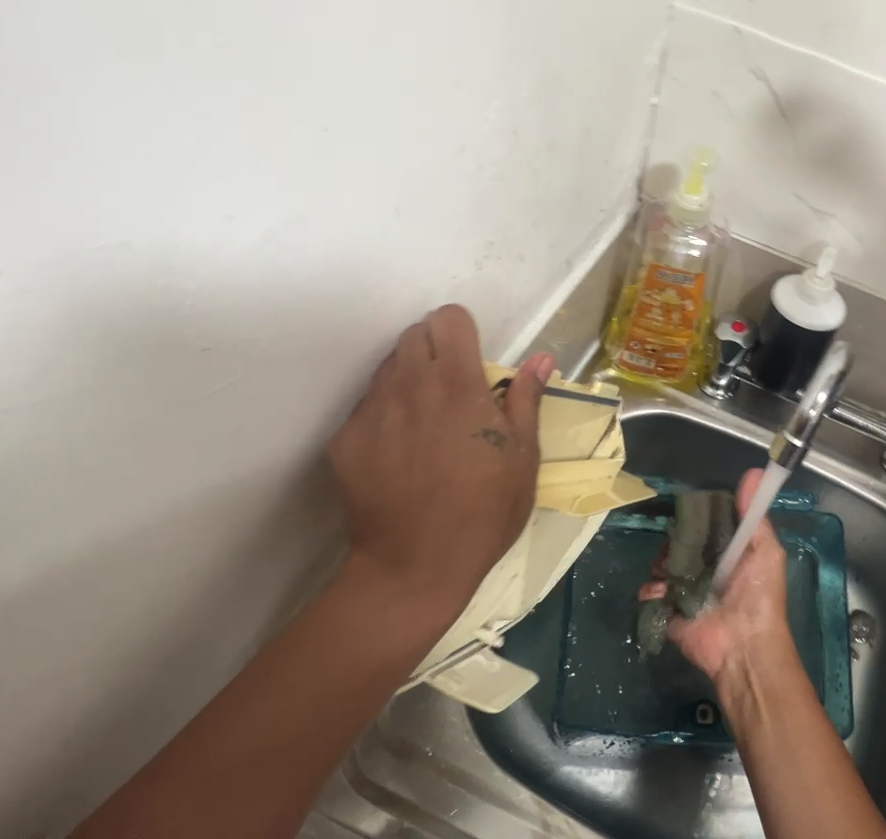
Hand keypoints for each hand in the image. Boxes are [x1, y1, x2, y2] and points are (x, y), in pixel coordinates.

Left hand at [326, 304, 556, 618]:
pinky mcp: (345, 440)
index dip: (463, 331)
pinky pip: (366, 408)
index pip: (448, 319)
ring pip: (388, 369)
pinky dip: (386, 416)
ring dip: (410, 379)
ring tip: (427, 421)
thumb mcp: (523, 457)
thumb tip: (541, 359)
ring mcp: (372, 412)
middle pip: (414, 335)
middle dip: (435, 349)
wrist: (414, 566)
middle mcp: (410, 386)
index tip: (474, 357)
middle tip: (453, 388)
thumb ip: (526, 399)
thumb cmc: (484, 512)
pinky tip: (400, 454)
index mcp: (458, 384)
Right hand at [664, 469, 795, 688]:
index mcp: (729, 555)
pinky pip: (651, 596)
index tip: (688, 511)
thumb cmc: (760, 596)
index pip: (706, 528)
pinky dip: (649, 591)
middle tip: (673, 545)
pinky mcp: (670, 613)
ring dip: (659, 565)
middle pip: (680, 546)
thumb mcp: (766, 551)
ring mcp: (687, 593)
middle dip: (673, 542)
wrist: (745, 646)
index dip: (696, 518)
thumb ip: (755, 516)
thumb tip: (752, 472)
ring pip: (662, 568)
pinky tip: (658, 591)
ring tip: (665, 570)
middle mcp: (707, 571)